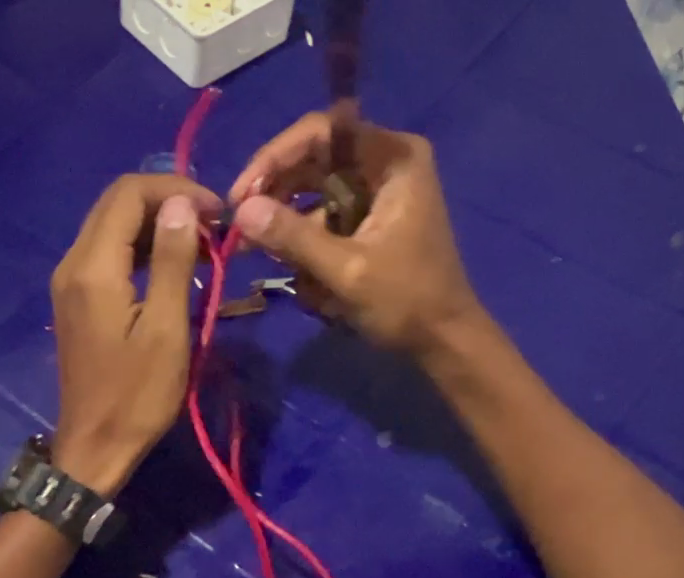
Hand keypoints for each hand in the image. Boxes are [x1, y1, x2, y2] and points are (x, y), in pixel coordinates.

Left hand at [49, 174, 221, 495]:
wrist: (95, 446)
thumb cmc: (137, 396)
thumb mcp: (165, 329)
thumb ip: (171, 261)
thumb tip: (181, 205)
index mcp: (93, 268)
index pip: (128, 194)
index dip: (176, 189)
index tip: (217, 213)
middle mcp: (72, 264)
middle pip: (115, 204)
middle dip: (166, 201)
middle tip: (212, 225)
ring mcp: (69, 283)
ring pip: (110, 227)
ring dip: (154, 225)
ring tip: (200, 245)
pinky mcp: (74, 302)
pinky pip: (105, 255)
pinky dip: (139, 249)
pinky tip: (170, 266)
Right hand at [229, 114, 489, 355]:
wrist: (443, 340)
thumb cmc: (405, 301)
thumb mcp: (346, 270)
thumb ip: (294, 237)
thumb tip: (241, 211)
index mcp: (392, 158)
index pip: (321, 132)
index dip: (274, 158)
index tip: (241, 195)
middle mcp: (385, 163)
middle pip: (313, 159)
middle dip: (276, 194)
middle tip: (240, 228)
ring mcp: (377, 192)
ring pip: (313, 191)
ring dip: (287, 223)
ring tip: (258, 254)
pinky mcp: (369, 220)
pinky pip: (324, 216)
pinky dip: (305, 240)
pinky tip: (296, 270)